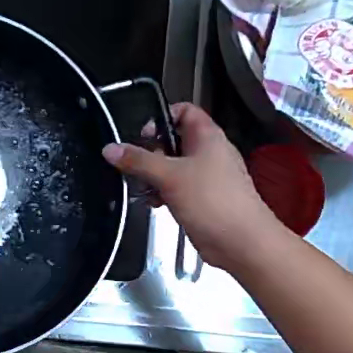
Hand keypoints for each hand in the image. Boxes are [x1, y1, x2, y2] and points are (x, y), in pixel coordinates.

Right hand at [103, 103, 283, 270]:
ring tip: (142, 187)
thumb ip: (138, 160)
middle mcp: (209, 153)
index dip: (161, 117)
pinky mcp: (203, 200)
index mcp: (208, 136)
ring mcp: (207, 178)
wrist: (241, 242)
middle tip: (138, 165)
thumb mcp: (169, 176)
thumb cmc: (214, 202)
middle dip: (152, 153)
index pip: (183, 110)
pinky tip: (154, 203)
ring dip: (155, 176)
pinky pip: (178, 189)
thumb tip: (111, 149)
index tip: (143, 133)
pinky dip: (164, 193)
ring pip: (174, 168)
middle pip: (174, 141)